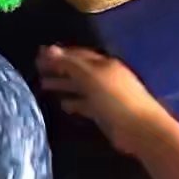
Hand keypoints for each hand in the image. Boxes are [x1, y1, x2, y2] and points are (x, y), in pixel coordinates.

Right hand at [36, 45, 172, 152]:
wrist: (141, 129)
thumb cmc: (116, 98)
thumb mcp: (90, 77)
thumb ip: (69, 64)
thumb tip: (48, 49)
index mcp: (103, 64)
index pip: (77, 54)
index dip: (58, 54)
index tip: (39, 55)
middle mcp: (104, 76)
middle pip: (77, 69)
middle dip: (58, 68)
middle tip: (37, 69)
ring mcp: (105, 95)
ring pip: (79, 86)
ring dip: (63, 84)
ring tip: (43, 84)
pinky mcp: (104, 113)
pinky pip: (85, 104)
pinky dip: (73, 102)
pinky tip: (62, 104)